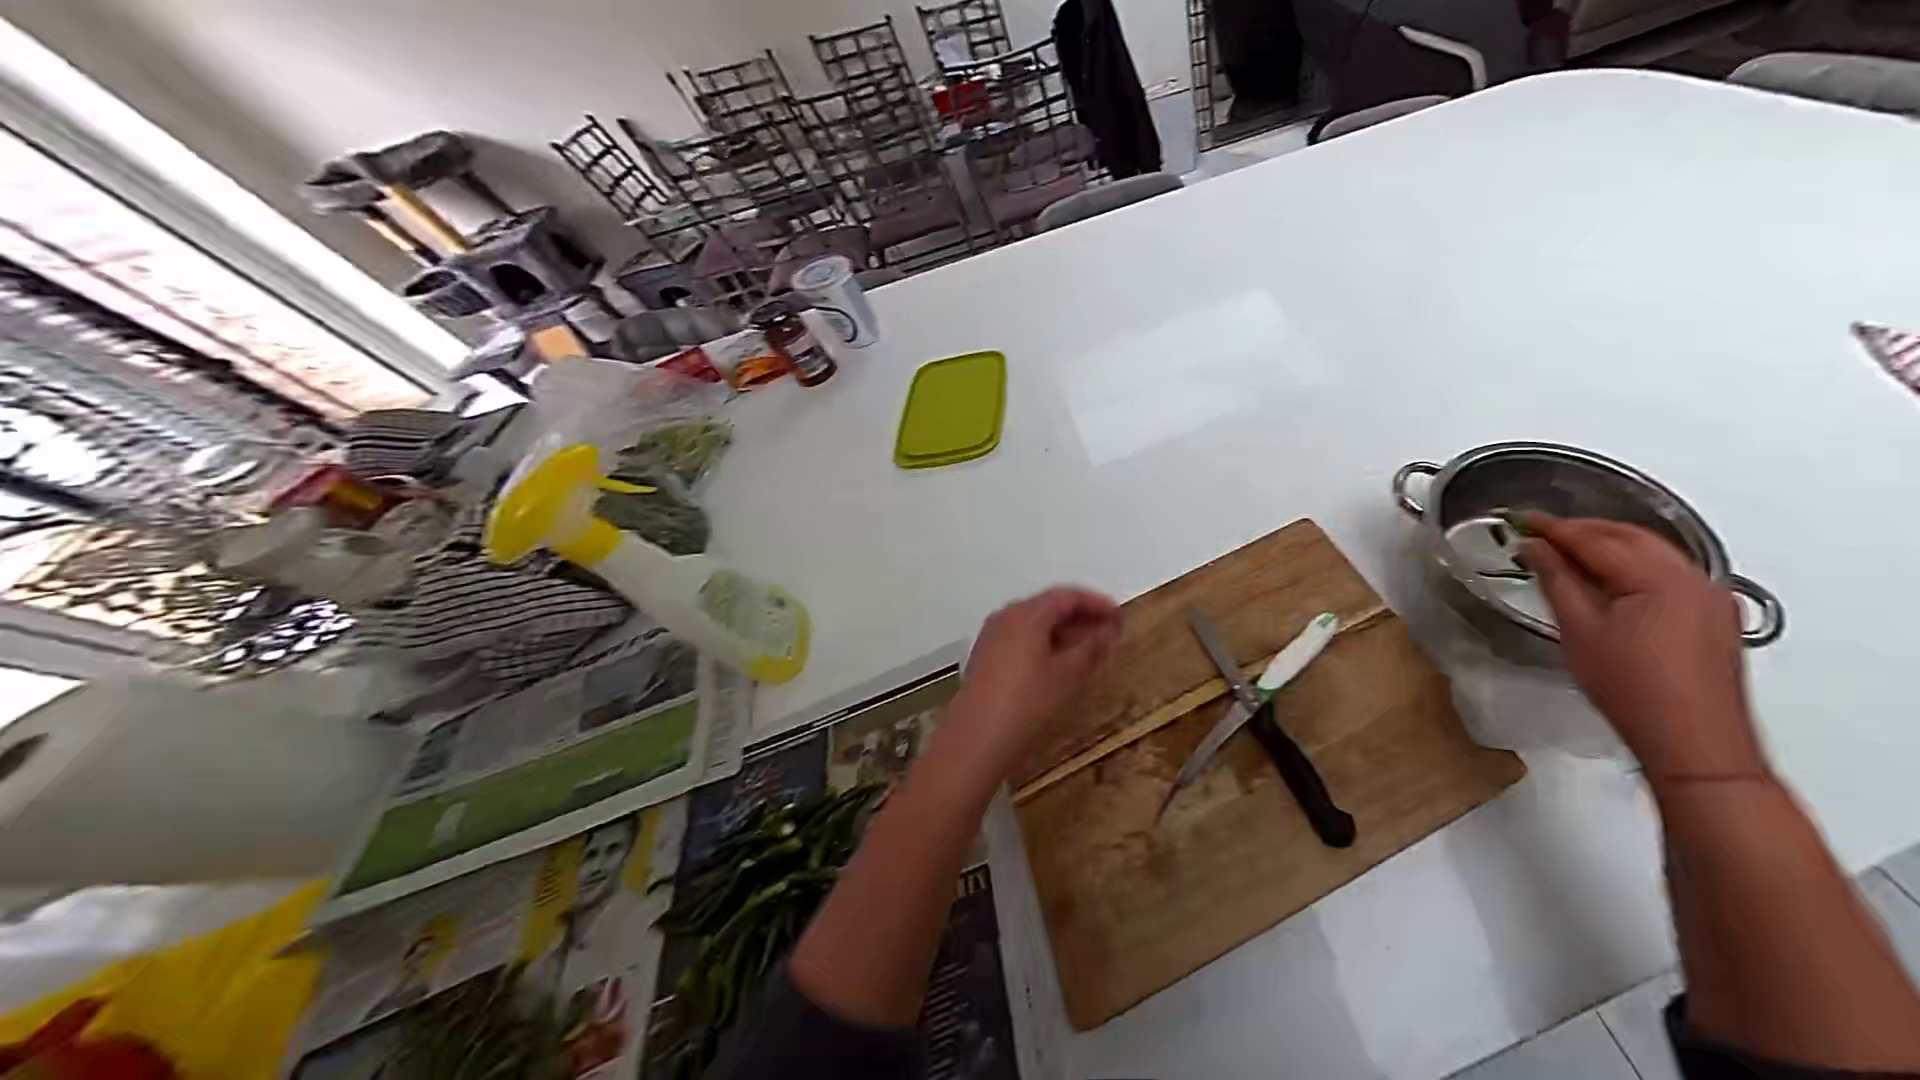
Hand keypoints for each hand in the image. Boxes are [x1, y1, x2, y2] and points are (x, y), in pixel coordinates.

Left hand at [945, 587, 1122, 768]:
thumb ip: (1091, 647)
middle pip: (1048, 606)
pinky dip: (1044, 642)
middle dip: (1080, 616)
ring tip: (1088, 650)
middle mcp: (1005, 617)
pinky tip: (1058, 663)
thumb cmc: (1027, 703)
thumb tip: (1106, 630)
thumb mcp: (1068, 675)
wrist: (978, 738)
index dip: (1097, 604)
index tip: (1119, 618)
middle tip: (1108, 633)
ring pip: (1034, 623)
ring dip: (1063, 631)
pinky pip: (1020, 638)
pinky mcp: (985, 656)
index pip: (1067, 596)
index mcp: (1026, 614)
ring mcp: (991, 636)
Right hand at [1520, 514, 1768, 779]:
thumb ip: (1557, 580)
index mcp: (1662, 579)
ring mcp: (1711, 598)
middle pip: (1631, 538)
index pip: (1597, 540)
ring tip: (1566, 551)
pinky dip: (1632, 565)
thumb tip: (1536, 548)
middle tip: (1540, 531)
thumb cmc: (1633, 689)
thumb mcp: (1579, 630)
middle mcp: (1696, 580)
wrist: (1693, 740)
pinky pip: (1669, 573)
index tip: (1523, 519)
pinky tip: (1605, 576)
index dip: (1555, 528)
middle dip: (1583, 530)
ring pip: (1653, 553)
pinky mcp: (1714, 617)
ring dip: (1608, 546)